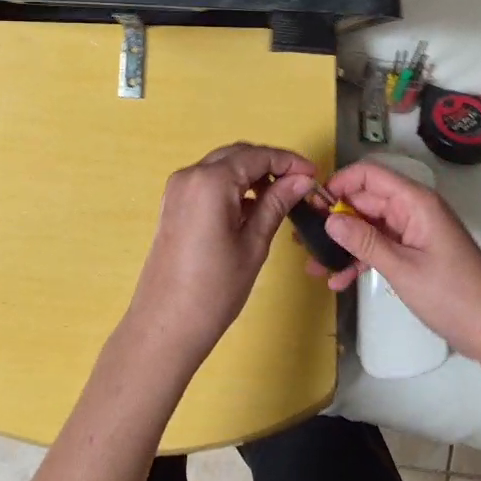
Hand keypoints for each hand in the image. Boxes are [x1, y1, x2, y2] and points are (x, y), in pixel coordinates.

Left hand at [125, 143, 317, 359]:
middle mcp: (190, 174)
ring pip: (222, 166)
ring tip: (281, 196)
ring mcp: (178, 188)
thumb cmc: (215, 289)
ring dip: (251, 174)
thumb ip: (276, 204)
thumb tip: (301, 179)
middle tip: (300, 184)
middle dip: (270, 164)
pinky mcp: (173, 204)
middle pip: (237, 155)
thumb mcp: (254, 244)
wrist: (166, 326)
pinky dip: (232, 186)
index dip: (288, 161)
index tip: (314, 174)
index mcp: (211, 180)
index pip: (257, 156)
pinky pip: (208, 181)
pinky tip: (252, 207)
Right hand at [310, 160, 480, 365]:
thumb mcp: (403, 269)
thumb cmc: (453, 296)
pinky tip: (338, 280)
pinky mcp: (414, 251)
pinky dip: (360, 259)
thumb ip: (365, 241)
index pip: (370, 174)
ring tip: (313, 264)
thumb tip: (328, 219)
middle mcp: (413, 209)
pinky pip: (380, 245)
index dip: (339, 183)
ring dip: (343, 243)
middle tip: (302, 238)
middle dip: (334, 217)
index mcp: (415, 202)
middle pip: (365, 200)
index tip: (313, 203)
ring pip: (369, 225)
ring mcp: (414, 231)